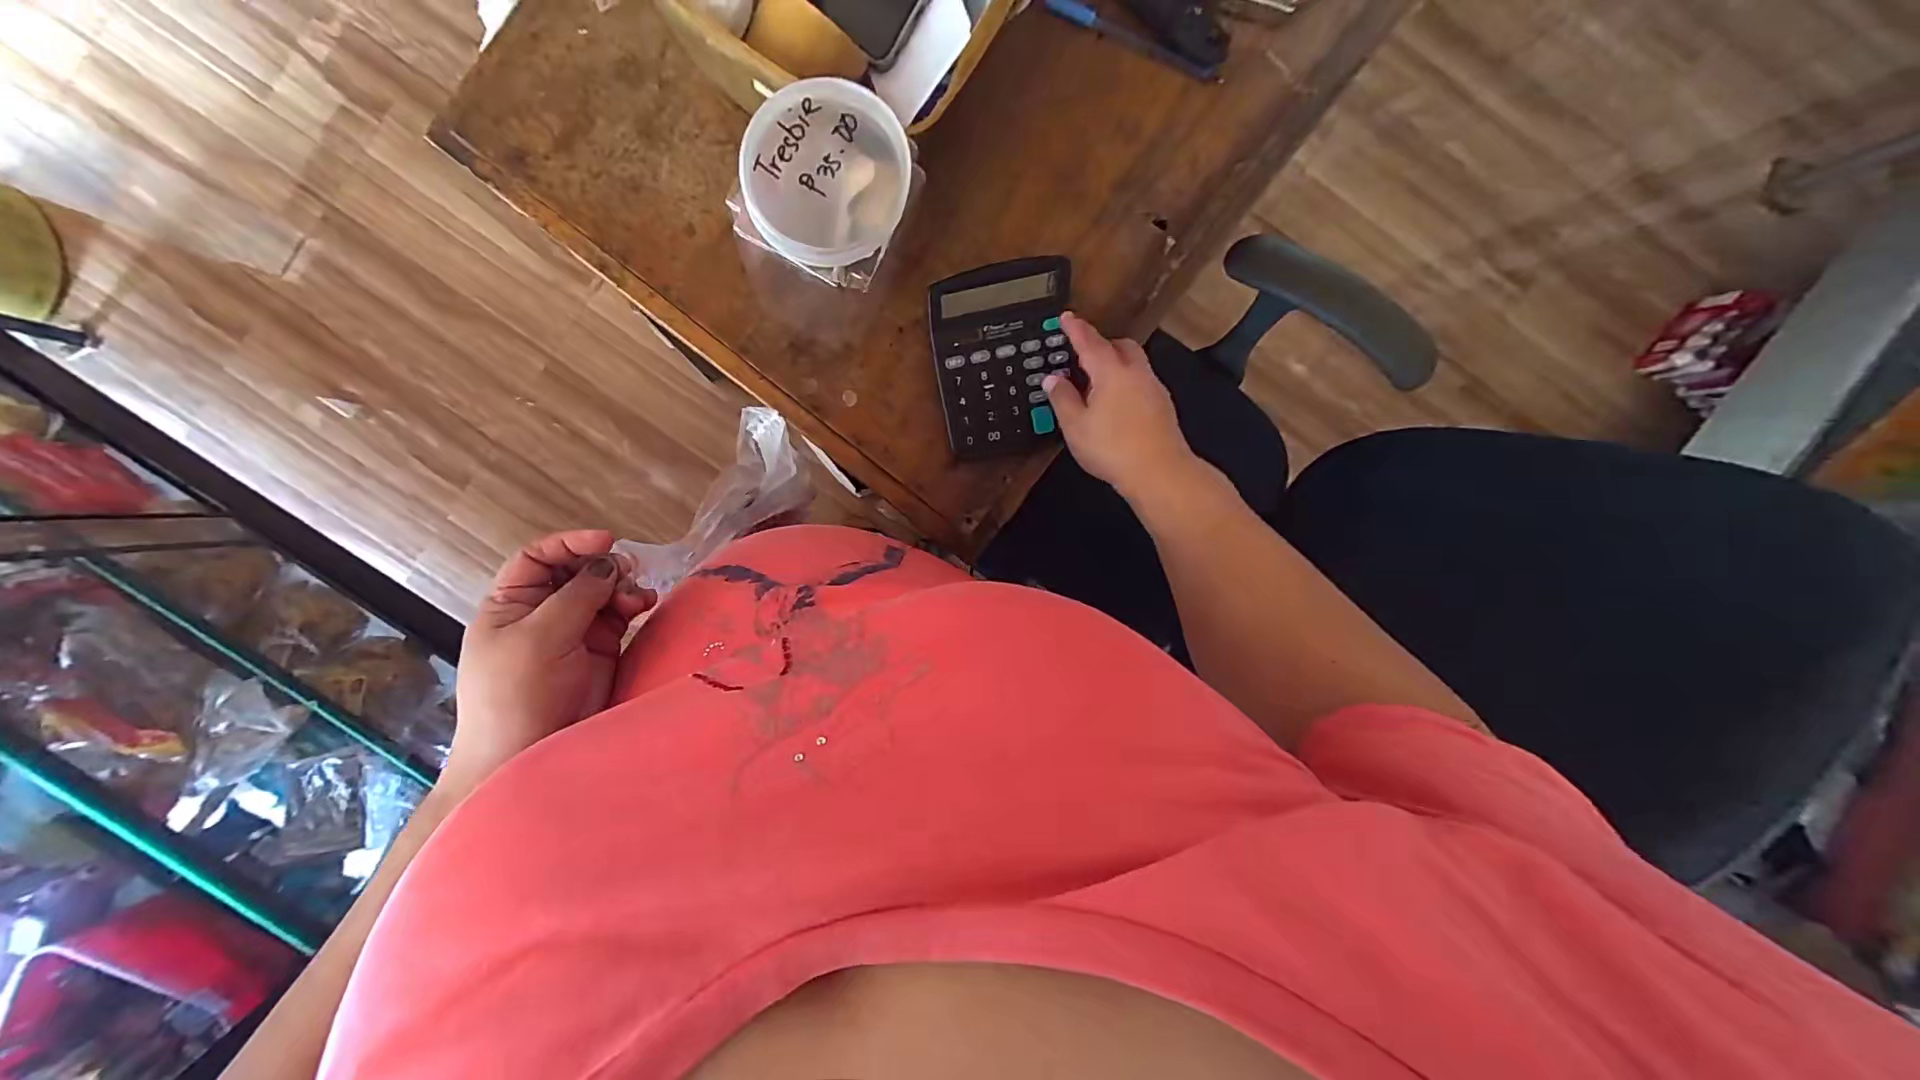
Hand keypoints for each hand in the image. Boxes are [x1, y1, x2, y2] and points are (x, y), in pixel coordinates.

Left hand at [448, 530, 655, 792]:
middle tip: (629, 573)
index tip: (606, 541)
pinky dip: (634, 607)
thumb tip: (608, 563)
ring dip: (624, 588)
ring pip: (604, 593)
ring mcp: (574, 633)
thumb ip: (575, 595)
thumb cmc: (517, 695)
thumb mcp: (538, 637)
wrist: (527, 756)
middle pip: (577, 572)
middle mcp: (543, 613)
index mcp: (511, 605)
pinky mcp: (602, 651)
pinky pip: (621, 617)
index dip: (570, 544)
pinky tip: (645, 607)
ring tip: (639, 599)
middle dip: (604, 567)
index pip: (539, 558)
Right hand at [1044, 312, 1204, 502]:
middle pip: (1119, 346)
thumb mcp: (1075, 426)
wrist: (1159, 472)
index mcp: (1111, 372)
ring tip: (1096, 382)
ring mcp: (1153, 389)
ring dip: (1115, 364)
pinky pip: (1142, 383)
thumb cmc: (1115, 449)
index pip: (1089, 341)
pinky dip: (1127, 383)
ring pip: (1134, 364)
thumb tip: (1053, 381)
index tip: (1067, 318)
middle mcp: (1136, 374)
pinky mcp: (1162, 407)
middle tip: (1082, 353)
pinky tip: (1116, 403)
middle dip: (1101, 344)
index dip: (1075, 329)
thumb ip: (1062, 399)